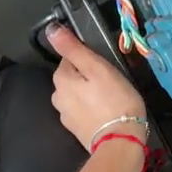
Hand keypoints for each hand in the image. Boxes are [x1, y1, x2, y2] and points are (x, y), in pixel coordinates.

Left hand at [47, 27, 145, 148]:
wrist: (121, 142)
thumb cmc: (114, 101)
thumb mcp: (97, 67)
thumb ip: (73, 48)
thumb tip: (51, 29)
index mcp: (60, 79)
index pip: (70, 58)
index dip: (89, 60)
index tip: (104, 67)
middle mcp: (57, 96)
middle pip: (73, 77)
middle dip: (88, 77)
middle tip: (110, 83)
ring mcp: (65, 115)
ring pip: (77, 94)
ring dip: (89, 93)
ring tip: (110, 98)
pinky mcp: (76, 129)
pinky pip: (82, 110)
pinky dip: (92, 109)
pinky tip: (106, 113)